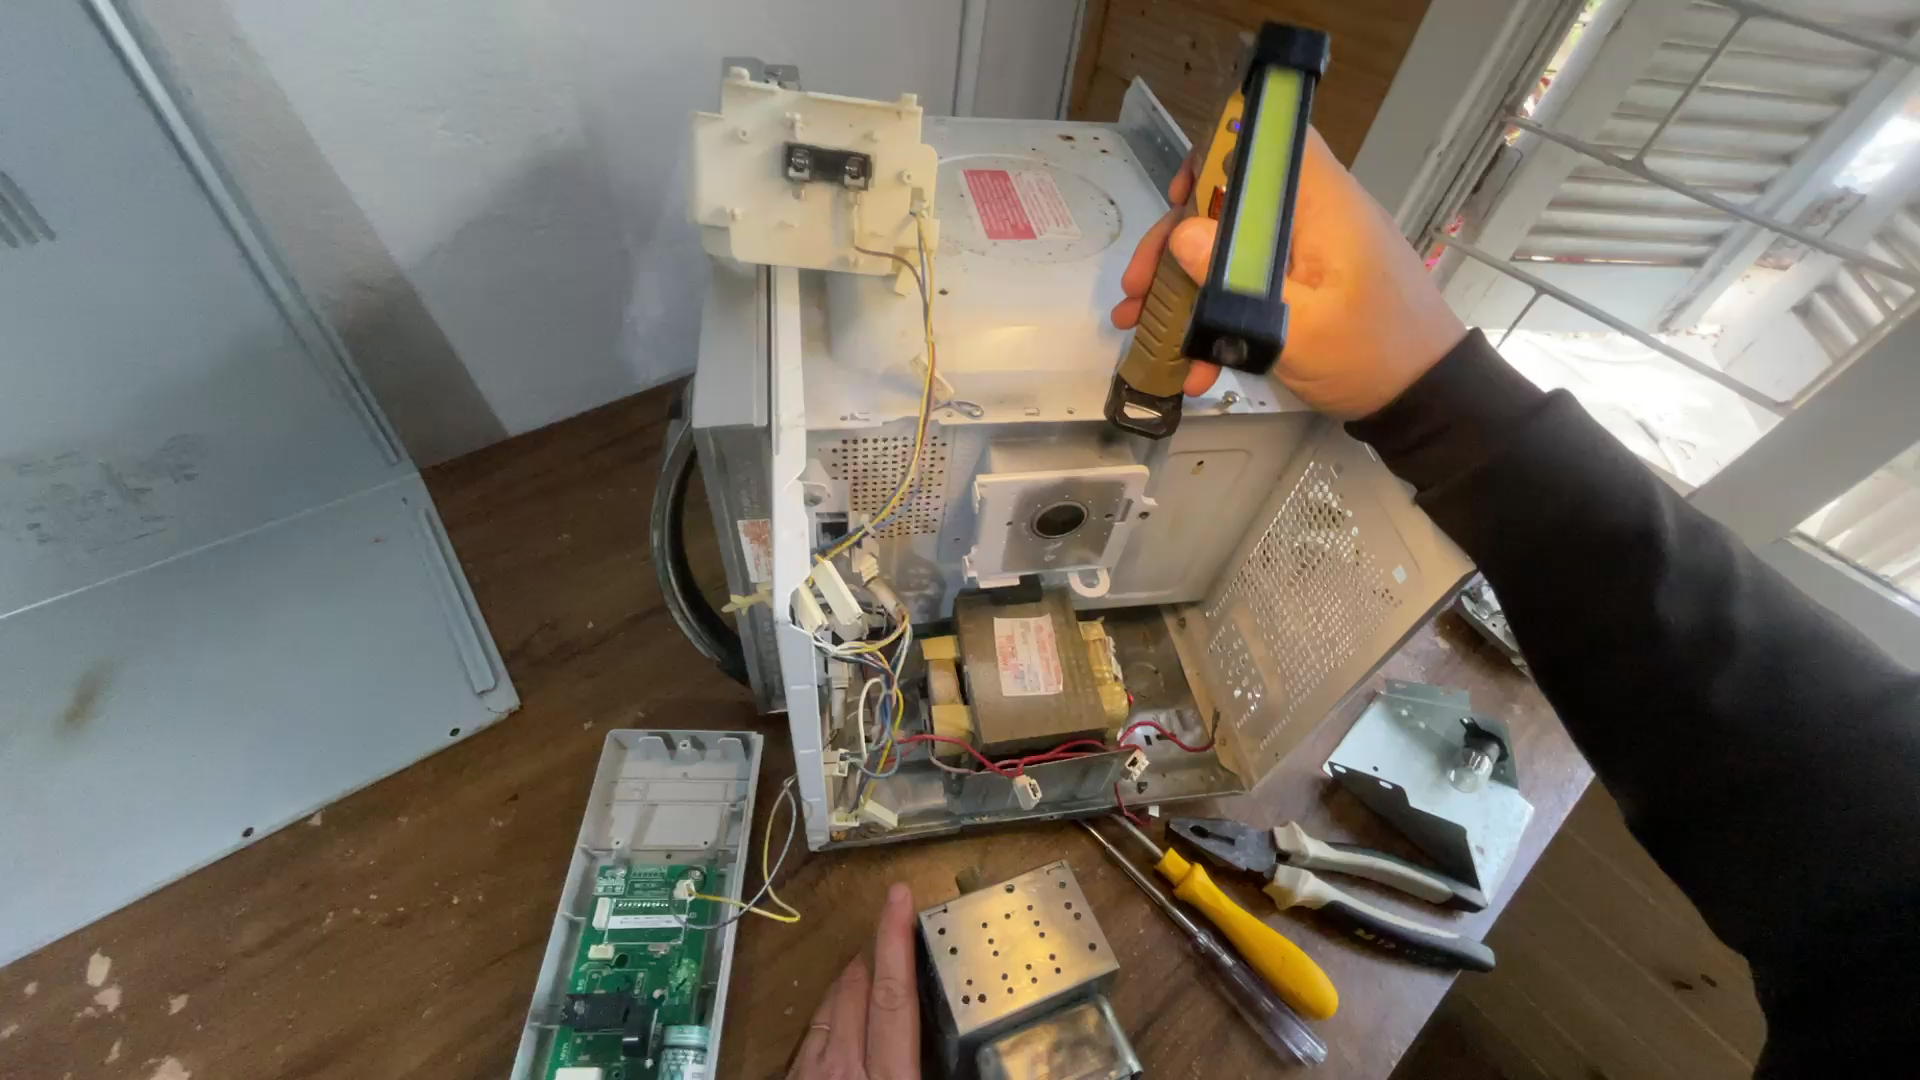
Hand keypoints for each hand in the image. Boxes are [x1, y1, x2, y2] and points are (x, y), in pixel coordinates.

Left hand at [787, 883, 920, 1079]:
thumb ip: (930, 1063)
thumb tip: (962, 1053)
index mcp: (888, 1076)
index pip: (894, 994)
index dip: (896, 940)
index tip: (900, 895)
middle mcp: (844, 1065)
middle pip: (858, 987)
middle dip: (876, 953)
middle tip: (894, 931)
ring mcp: (811, 1073)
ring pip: (832, 1002)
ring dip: (852, 979)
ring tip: (870, 968)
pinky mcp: (791, 1079)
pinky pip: (813, 1029)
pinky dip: (831, 1010)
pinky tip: (840, 1015)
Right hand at [1111, 127, 1466, 418]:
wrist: (1417, 392)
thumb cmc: (1367, 353)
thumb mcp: (1297, 326)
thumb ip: (1239, 282)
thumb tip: (1183, 236)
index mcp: (1319, 206)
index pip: (1269, 142)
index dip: (1217, 153)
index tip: (1177, 197)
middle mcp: (1309, 219)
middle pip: (1229, 204)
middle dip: (1173, 243)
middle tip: (1137, 288)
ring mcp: (1303, 254)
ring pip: (1228, 248)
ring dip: (1181, 286)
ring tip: (1141, 326)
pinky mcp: (1298, 285)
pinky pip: (1244, 284)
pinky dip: (1213, 315)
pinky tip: (1190, 363)